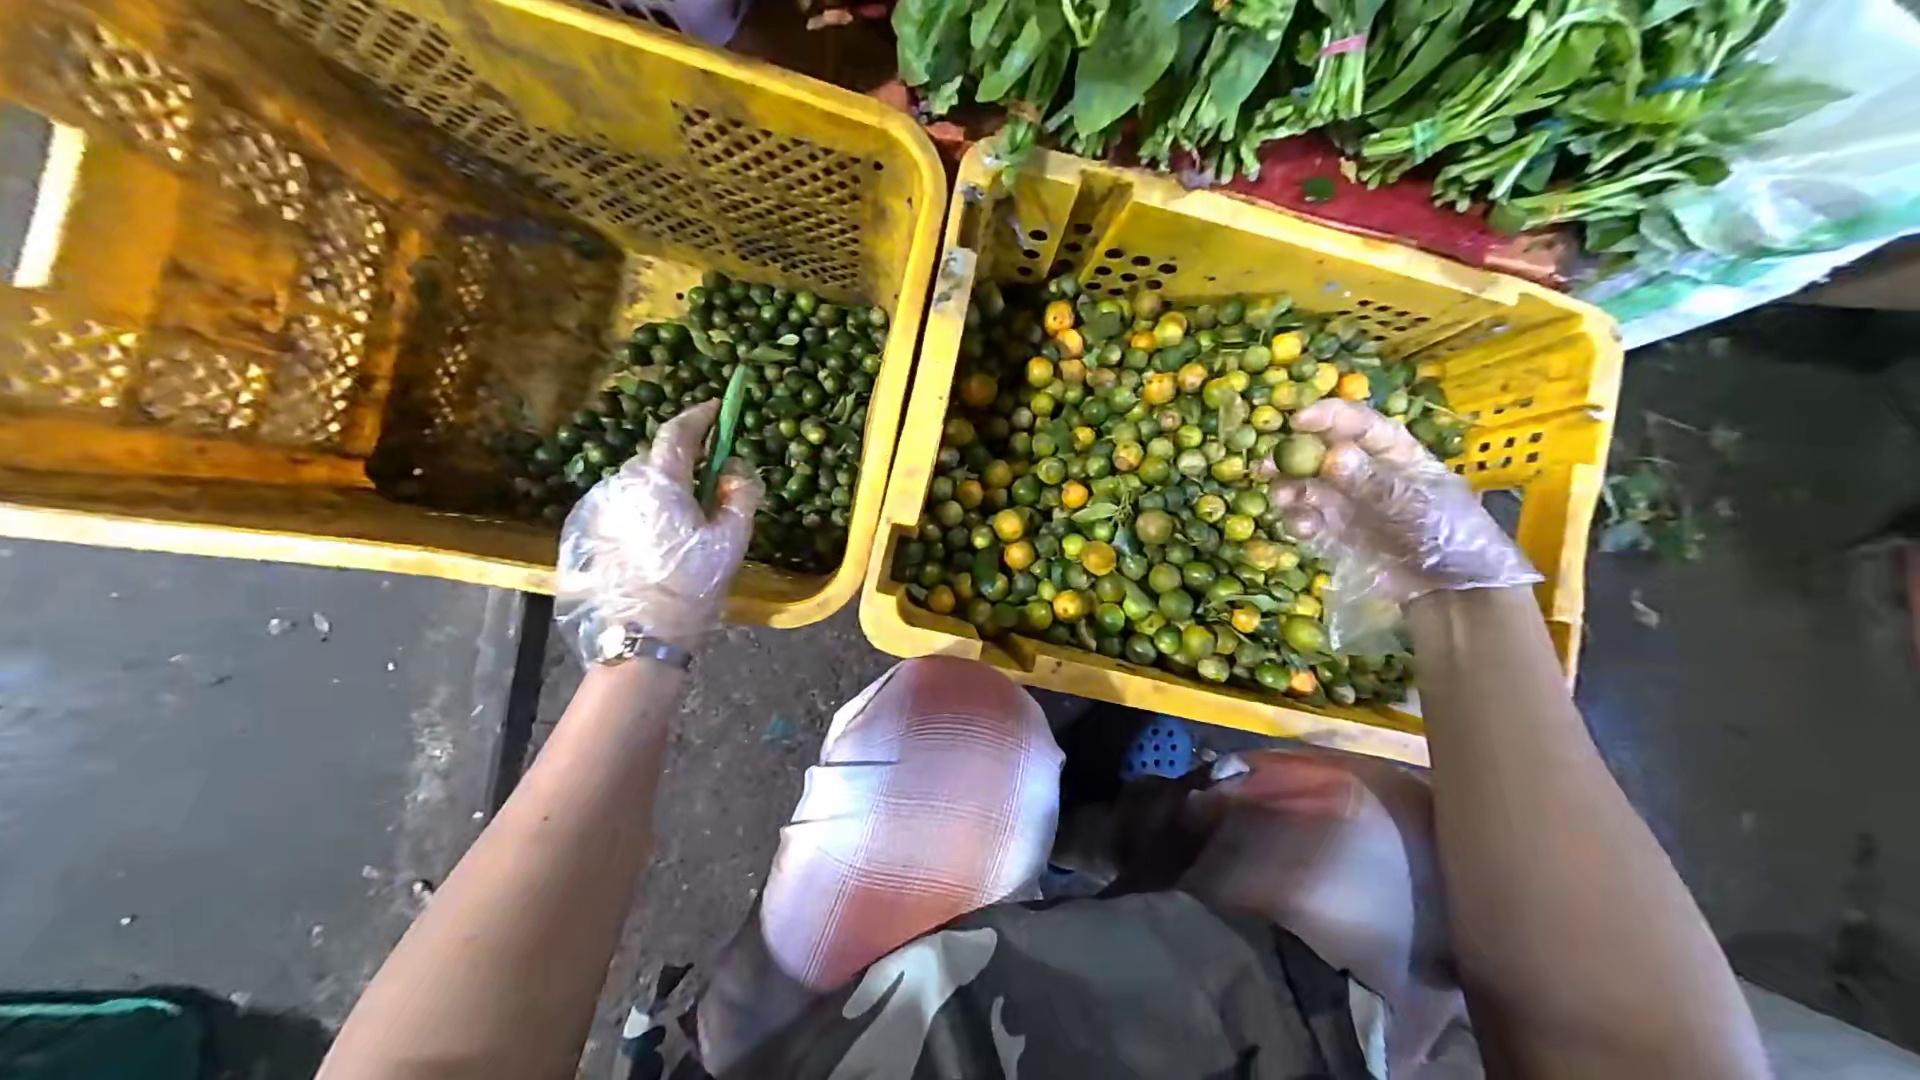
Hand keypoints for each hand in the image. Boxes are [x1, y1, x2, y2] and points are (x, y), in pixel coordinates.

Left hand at [554, 399, 761, 658]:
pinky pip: (632, 499)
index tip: (718, 408)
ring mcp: (607, 506)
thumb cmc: (692, 584)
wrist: (644, 631)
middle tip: (716, 474)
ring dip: (671, 483)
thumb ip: (740, 495)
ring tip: (694, 510)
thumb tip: (734, 469)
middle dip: (689, 457)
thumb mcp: (731, 540)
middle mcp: (626, 484)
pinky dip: (654, 502)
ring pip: (646, 479)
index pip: (678, 432)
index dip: (700, 416)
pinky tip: (668, 529)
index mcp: (660, 482)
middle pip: (662, 456)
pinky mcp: (598, 527)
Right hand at [1268, 399, 1539, 647]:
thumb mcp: (1420, 505)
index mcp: (1394, 453)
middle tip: (1267, 465)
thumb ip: (1375, 483)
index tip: (1298, 420)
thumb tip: (1333, 456)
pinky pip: (1305, 520)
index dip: (1329, 417)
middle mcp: (1363, 473)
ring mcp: (1345, 504)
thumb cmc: (1451, 537)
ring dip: (1288, 489)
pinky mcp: (1332, 533)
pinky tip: (1301, 528)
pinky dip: (1296, 521)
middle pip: (1319, 453)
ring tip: (1282, 499)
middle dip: (1292, 456)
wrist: (1451, 593)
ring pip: (1304, 486)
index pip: (1358, 425)